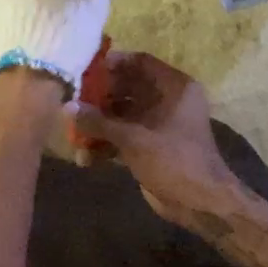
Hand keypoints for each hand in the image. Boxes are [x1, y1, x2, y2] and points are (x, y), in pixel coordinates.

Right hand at [73, 52, 240, 223]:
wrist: (200, 204)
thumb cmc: (174, 160)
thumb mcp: (134, 139)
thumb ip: (100, 121)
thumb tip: (67, 107)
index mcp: (174, 88)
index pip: (140, 62)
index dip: (113, 63)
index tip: (86, 69)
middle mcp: (168, 100)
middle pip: (128, 88)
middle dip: (99, 97)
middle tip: (72, 100)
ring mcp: (159, 124)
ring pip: (123, 114)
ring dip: (99, 123)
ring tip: (73, 131)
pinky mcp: (151, 146)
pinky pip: (124, 136)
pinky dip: (107, 143)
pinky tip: (85, 156)